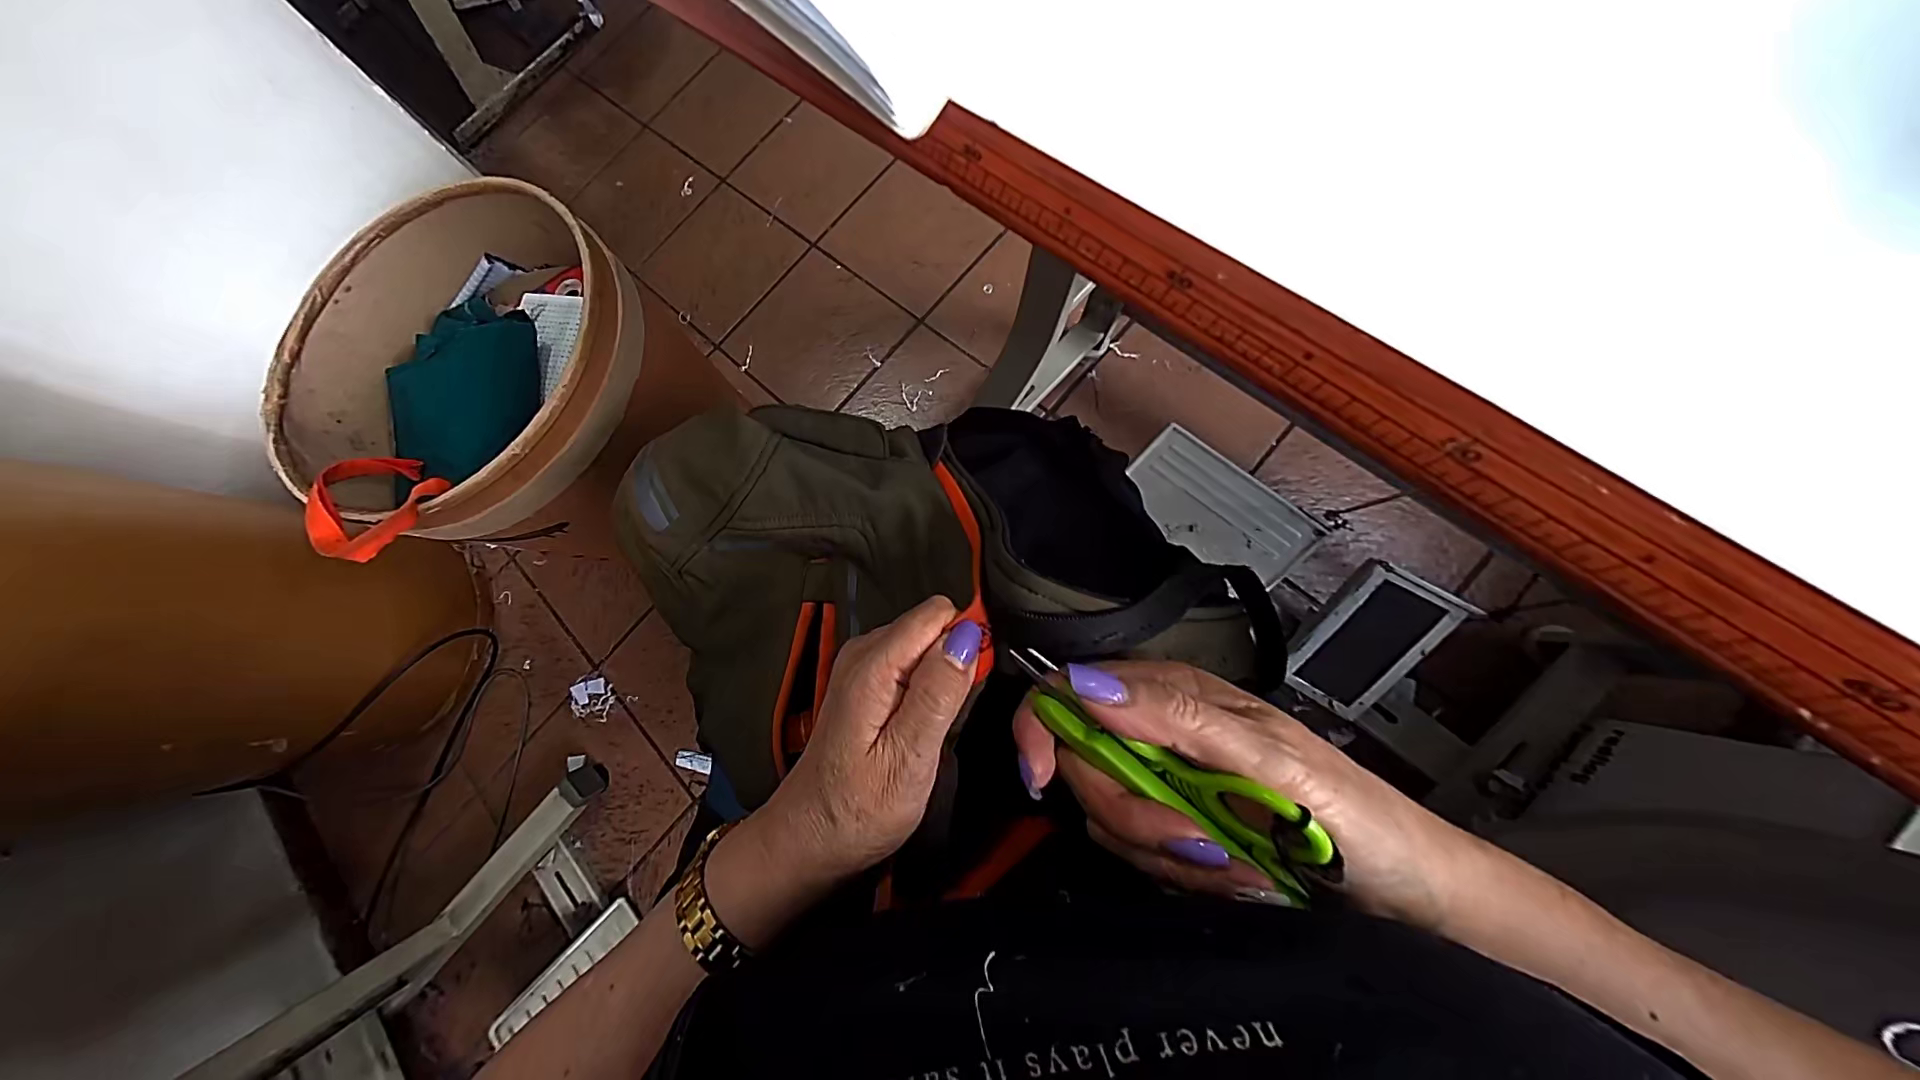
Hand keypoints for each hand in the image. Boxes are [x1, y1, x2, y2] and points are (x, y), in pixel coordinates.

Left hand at [707, 596, 980, 945]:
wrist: (808, 838)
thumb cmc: (857, 810)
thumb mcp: (908, 759)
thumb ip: (938, 693)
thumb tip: (968, 635)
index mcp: (873, 664)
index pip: (938, 613)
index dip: (966, 641)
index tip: (972, 686)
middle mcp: (865, 651)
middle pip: (932, 626)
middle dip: (957, 660)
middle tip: (951, 719)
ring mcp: (863, 664)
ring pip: (927, 644)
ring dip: (944, 677)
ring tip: (935, 728)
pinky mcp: (867, 680)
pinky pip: (914, 662)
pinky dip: (928, 687)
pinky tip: (920, 726)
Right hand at [1013, 660, 1487, 927]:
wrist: (1396, 885)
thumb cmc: (1347, 810)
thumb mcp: (1266, 758)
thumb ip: (1176, 716)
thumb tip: (1085, 686)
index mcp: (1172, 693)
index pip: (1071, 690)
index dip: (1042, 727)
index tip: (1038, 779)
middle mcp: (1156, 729)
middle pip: (1081, 761)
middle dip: (1130, 810)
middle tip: (1195, 836)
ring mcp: (1161, 779)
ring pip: (1104, 812)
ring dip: (1162, 847)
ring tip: (1232, 858)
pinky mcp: (1169, 824)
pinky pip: (1133, 849)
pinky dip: (1176, 869)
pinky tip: (1227, 869)